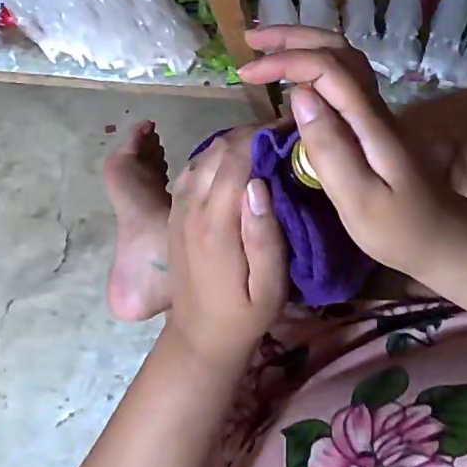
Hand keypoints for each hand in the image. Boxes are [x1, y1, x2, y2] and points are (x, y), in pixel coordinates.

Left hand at [161, 125, 287, 367]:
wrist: (199, 337)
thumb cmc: (244, 313)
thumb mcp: (270, 287)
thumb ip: (266, 237)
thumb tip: (259, 183)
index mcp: (215, 225)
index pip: (234, 159)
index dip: (262, 136)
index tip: (291, 129)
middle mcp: (191, 209)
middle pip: (217, 149)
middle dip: (251, 133)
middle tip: (284, 134)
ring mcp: (178, 208)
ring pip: (203, 154)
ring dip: (234, 140)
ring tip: (266, 142)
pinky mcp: (175, 211)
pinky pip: (193, 167)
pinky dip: (217, 153)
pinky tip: (238, 159)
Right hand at [237, 27, 466, 280]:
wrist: (442, 236)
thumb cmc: (399, 228)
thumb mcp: (360, 199)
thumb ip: (329, 148)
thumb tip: (299, 95)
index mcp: (368, 119)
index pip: (326, 68)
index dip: (285, 61)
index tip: (247, 74)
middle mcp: (373, 104)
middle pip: (336, 48)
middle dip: (292, 37)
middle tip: (250, 38)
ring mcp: (374, 110)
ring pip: (341, 57)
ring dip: (303, 44)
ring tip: (265, 47)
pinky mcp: (370, 121)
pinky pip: (341, 76)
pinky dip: (314, 62)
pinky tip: (294, 76)